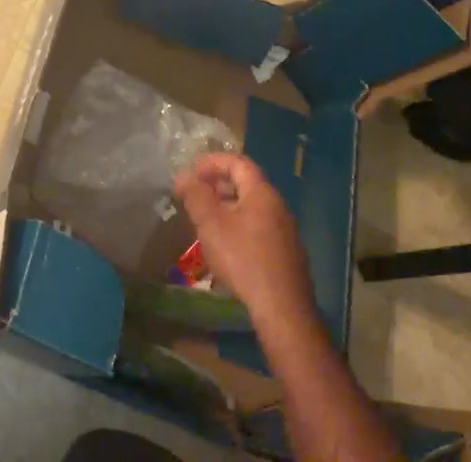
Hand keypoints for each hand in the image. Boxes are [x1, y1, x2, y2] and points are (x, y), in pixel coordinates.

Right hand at [173, 153, 314, 321]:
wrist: (283, 308)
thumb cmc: (243, 259)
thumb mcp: (211, 224)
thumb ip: (196, 195)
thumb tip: (185, 176)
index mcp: (262, 194)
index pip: (238, 162)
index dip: (212, 161)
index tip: (190, 172)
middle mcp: (278, 207)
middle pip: (246, 183)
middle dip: (216, 183)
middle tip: (193, 194)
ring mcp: (285, 230)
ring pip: (251, 206)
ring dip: (225, 205)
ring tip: (203, 219)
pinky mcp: (285, 252)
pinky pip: (258, 225)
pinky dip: (237, 223)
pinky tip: (224, 244)